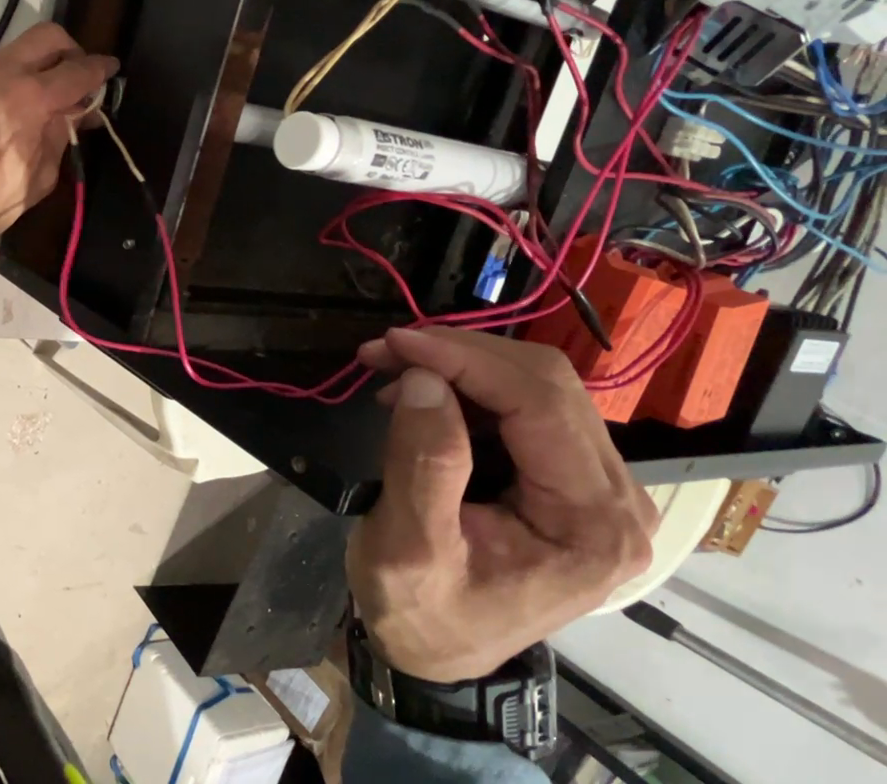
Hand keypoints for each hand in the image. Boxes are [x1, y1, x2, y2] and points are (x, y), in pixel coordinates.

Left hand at [0, 22, 118, 250]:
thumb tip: (75, 112)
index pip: (76, 71)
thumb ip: (61, 135)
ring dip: (35, 66)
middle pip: (46, 37)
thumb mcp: (39, 176)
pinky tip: (7, 109)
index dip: (100, 70)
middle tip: (76, 76)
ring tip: (41, 99)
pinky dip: (6, 80)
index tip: (110, 70)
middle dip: (69, 51)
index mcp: (28, 98)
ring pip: (14, 51)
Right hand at [346, 327, 657, 682]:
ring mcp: (596, 487)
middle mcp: (615, 498)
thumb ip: (424, 463)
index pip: (541, 405)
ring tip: (390, 368)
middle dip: (461, 354)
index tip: (395, 342)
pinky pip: (524, 408)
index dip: (467, 360)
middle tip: (383, 350)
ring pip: (537, 387)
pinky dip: (466, 388)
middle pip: (548, 386)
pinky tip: (419, 394)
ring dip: (461, 365)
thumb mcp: (410, 548)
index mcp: (591, 524)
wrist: (436, 655)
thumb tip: (421, 379)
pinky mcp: (567, 480)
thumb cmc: (422, 614)